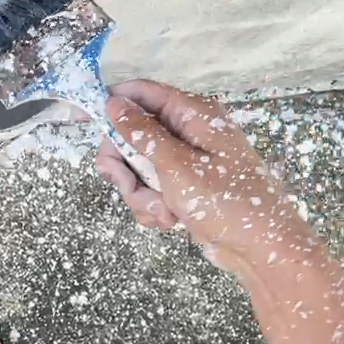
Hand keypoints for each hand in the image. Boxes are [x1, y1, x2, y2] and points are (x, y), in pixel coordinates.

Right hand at [93, 79, 318, 275]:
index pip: (142, 93)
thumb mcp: (176, 165)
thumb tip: (114, 103)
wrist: (261, 251)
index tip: (82, 118)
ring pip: (135, 167)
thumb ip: (141, 132)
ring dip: (139, 193)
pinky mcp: (181, 187)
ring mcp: (184, 162)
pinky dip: (152, 206)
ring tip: (162, 211)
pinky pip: (148, 189)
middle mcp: (187, 133)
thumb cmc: (226, 202)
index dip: (111, 102)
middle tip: (124, 184)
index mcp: (193, 116)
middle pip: (130, 135)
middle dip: (123, 165)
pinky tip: (171, 221)